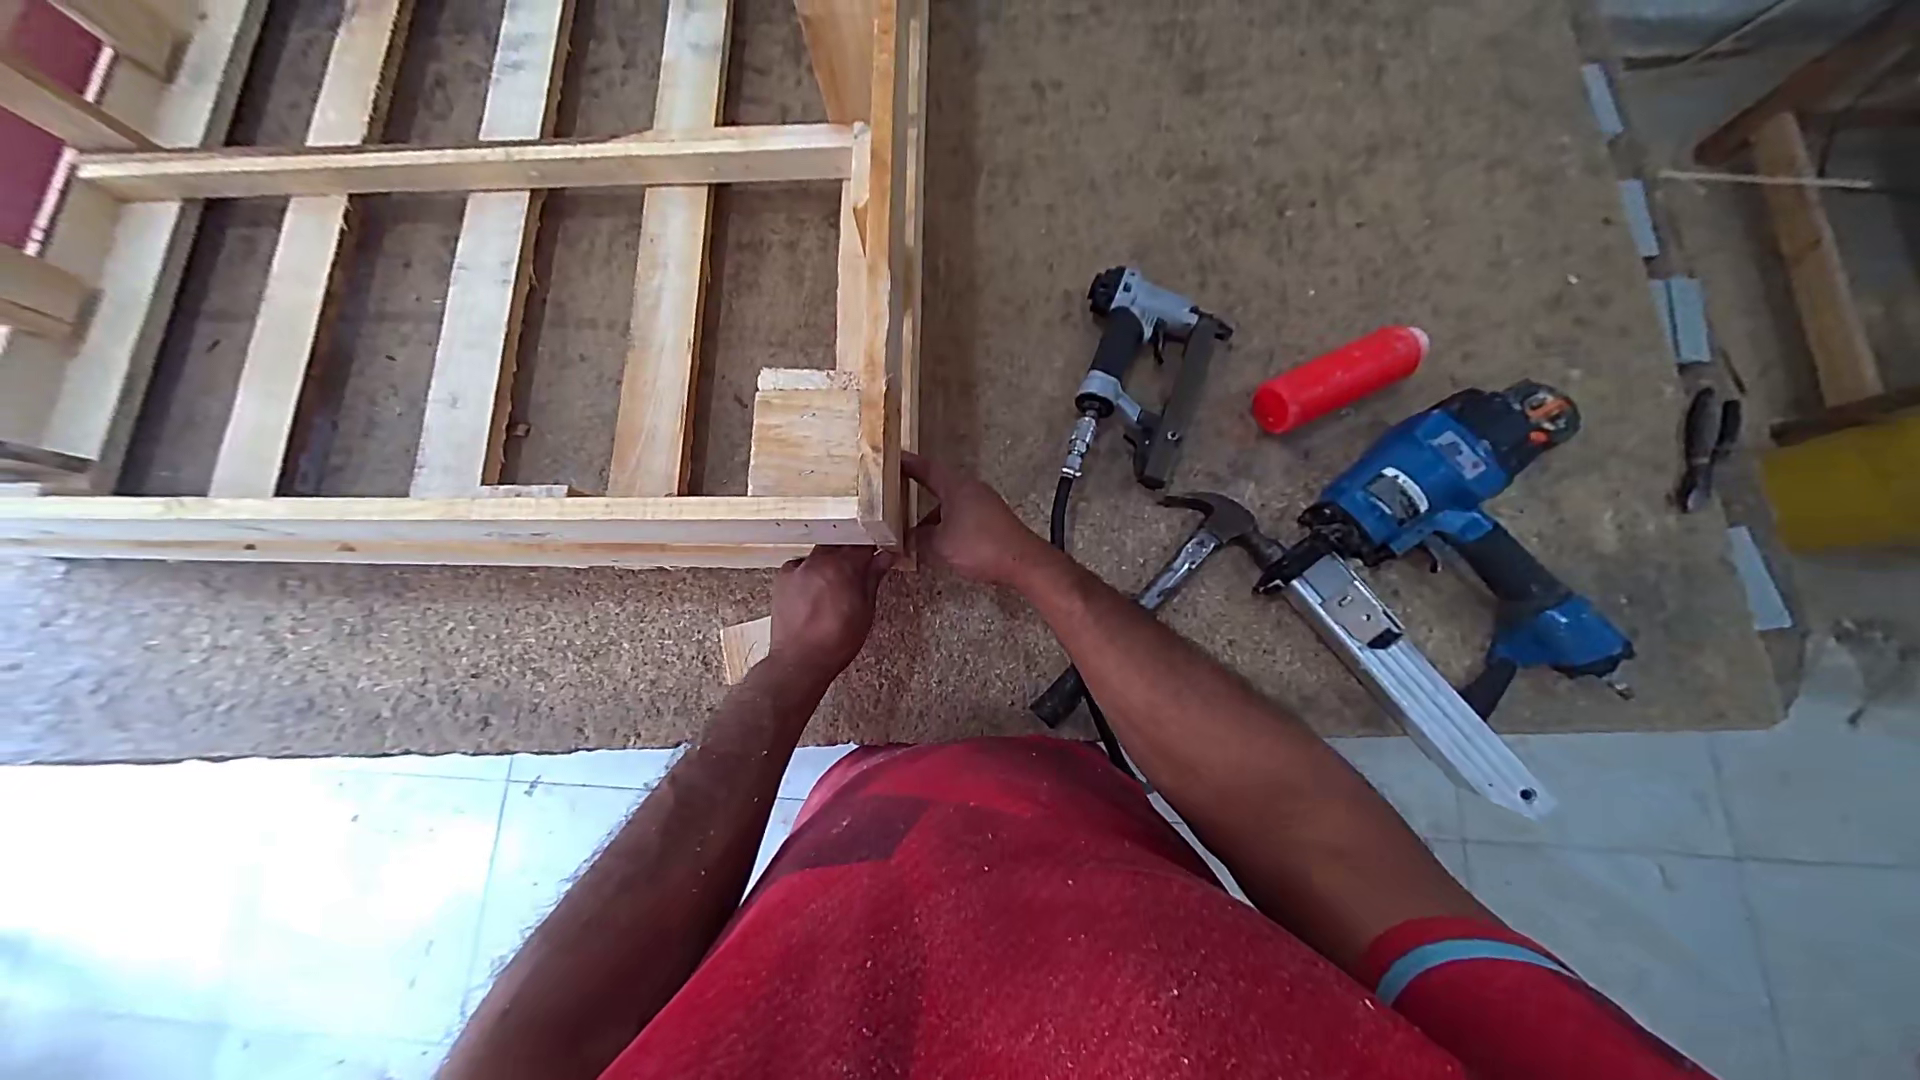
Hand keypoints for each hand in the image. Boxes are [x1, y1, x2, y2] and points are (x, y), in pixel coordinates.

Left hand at [768, 545, 894, 675]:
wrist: (800, 660)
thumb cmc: (836, 641)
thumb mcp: (865, 609)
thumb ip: (873, 578)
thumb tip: (884, 557)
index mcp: (844, 566)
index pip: (864, 543)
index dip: (874, 547)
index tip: (879, 553)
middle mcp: (820, 560)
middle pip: (841, 545)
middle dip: (852, 554)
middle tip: (859, 570)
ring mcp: (799, 567)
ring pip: (820, 553)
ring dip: (831, 561)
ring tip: (836, 583)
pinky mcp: (783, 577)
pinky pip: (801, 564)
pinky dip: (810, 570)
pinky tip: (815, 588)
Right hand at [901, 451, 1058, 588]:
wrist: (1022, 562)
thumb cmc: (980, 546)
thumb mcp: (940, 544)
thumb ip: (918, 539)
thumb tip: (906, 539)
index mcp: (956, 487)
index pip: (927, 468)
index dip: (909, 464)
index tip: (894, 459)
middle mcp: (972, 489)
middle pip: (940, 486)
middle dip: (918, 493)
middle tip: (897, 497)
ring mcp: (984, 504)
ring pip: (951, 505)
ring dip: (933, 517)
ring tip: (915, 533)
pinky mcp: (992, 520)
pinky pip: (963, 517)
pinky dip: (948, 526)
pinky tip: (940, 544)